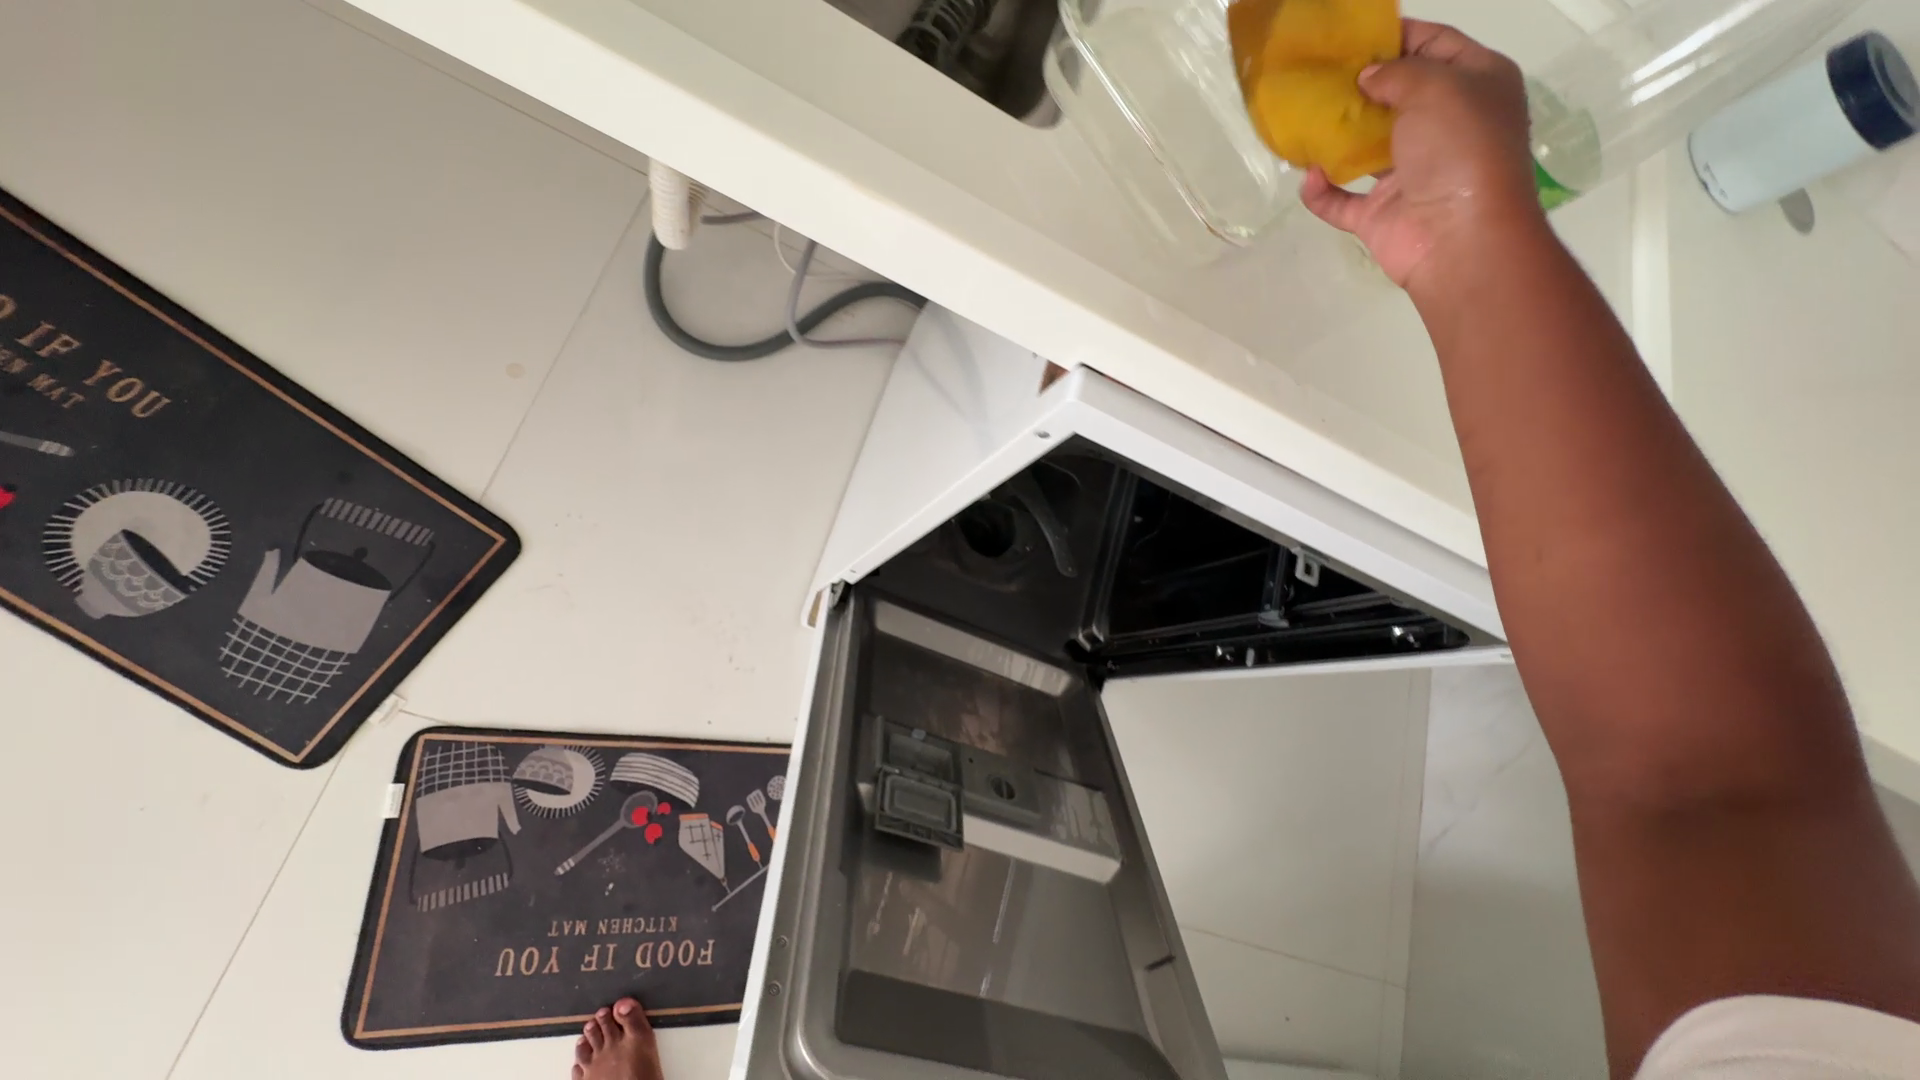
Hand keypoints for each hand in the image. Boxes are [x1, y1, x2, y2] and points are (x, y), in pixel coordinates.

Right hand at [1300, 21, 1543, 290]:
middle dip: (1359, 86)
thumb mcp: (1438, 87)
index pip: (1435, 45)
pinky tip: (1308, 177)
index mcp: (1474, 87)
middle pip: (1396, 97)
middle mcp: (1444, 128)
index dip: (1397, 36)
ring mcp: (1410, 175)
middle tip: (1319, 75)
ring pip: (1366, 150)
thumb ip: (1399, 72)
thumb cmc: (1460, 149)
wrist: (1459, 237)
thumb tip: (1368, 77)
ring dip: (1336, 138)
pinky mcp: (1380, 215)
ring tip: (1303, 119)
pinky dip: (1322, 192)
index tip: (1353, 36)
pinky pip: (1342, 201)